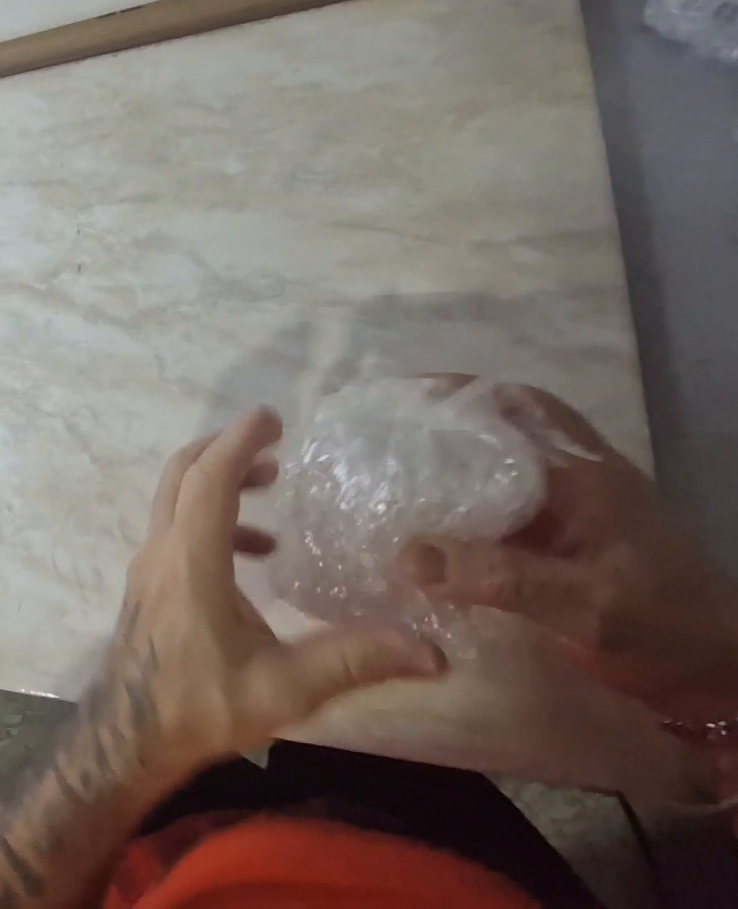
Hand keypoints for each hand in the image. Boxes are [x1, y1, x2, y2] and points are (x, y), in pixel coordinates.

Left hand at [111, 407, 445, 773]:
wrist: (131, 732)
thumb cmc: (200, 705)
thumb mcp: (284, 688)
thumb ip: (354, 661)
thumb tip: (433, 649)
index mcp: (189, 560)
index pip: (208, 480)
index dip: (238, 442)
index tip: (271, 417)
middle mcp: (161, 550)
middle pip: (181, 475)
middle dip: (224, 450)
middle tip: (275, 442)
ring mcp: (149, 565)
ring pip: (175, 500)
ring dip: (217, 483)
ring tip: (273, 488)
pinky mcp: (149, 583)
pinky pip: (176, 530)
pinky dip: (212, 521)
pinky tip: (256, 553)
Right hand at [400, 380, 737, 722]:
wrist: (707, 676)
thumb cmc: (661, 627)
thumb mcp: (586, 603)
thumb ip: (501, 576)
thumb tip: (405, 557)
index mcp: (583, 476)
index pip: (518, 408)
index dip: (457, 394)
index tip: (394, 398)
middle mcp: (565, 482)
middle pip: (491, 429)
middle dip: (429, 425)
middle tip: (366, 435)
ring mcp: (552, 513)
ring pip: (480, 467)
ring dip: (429, 465)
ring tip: (369, 472)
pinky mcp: (538, 544)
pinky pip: (477, 508)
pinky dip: (437, 505)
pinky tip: (402, 523)